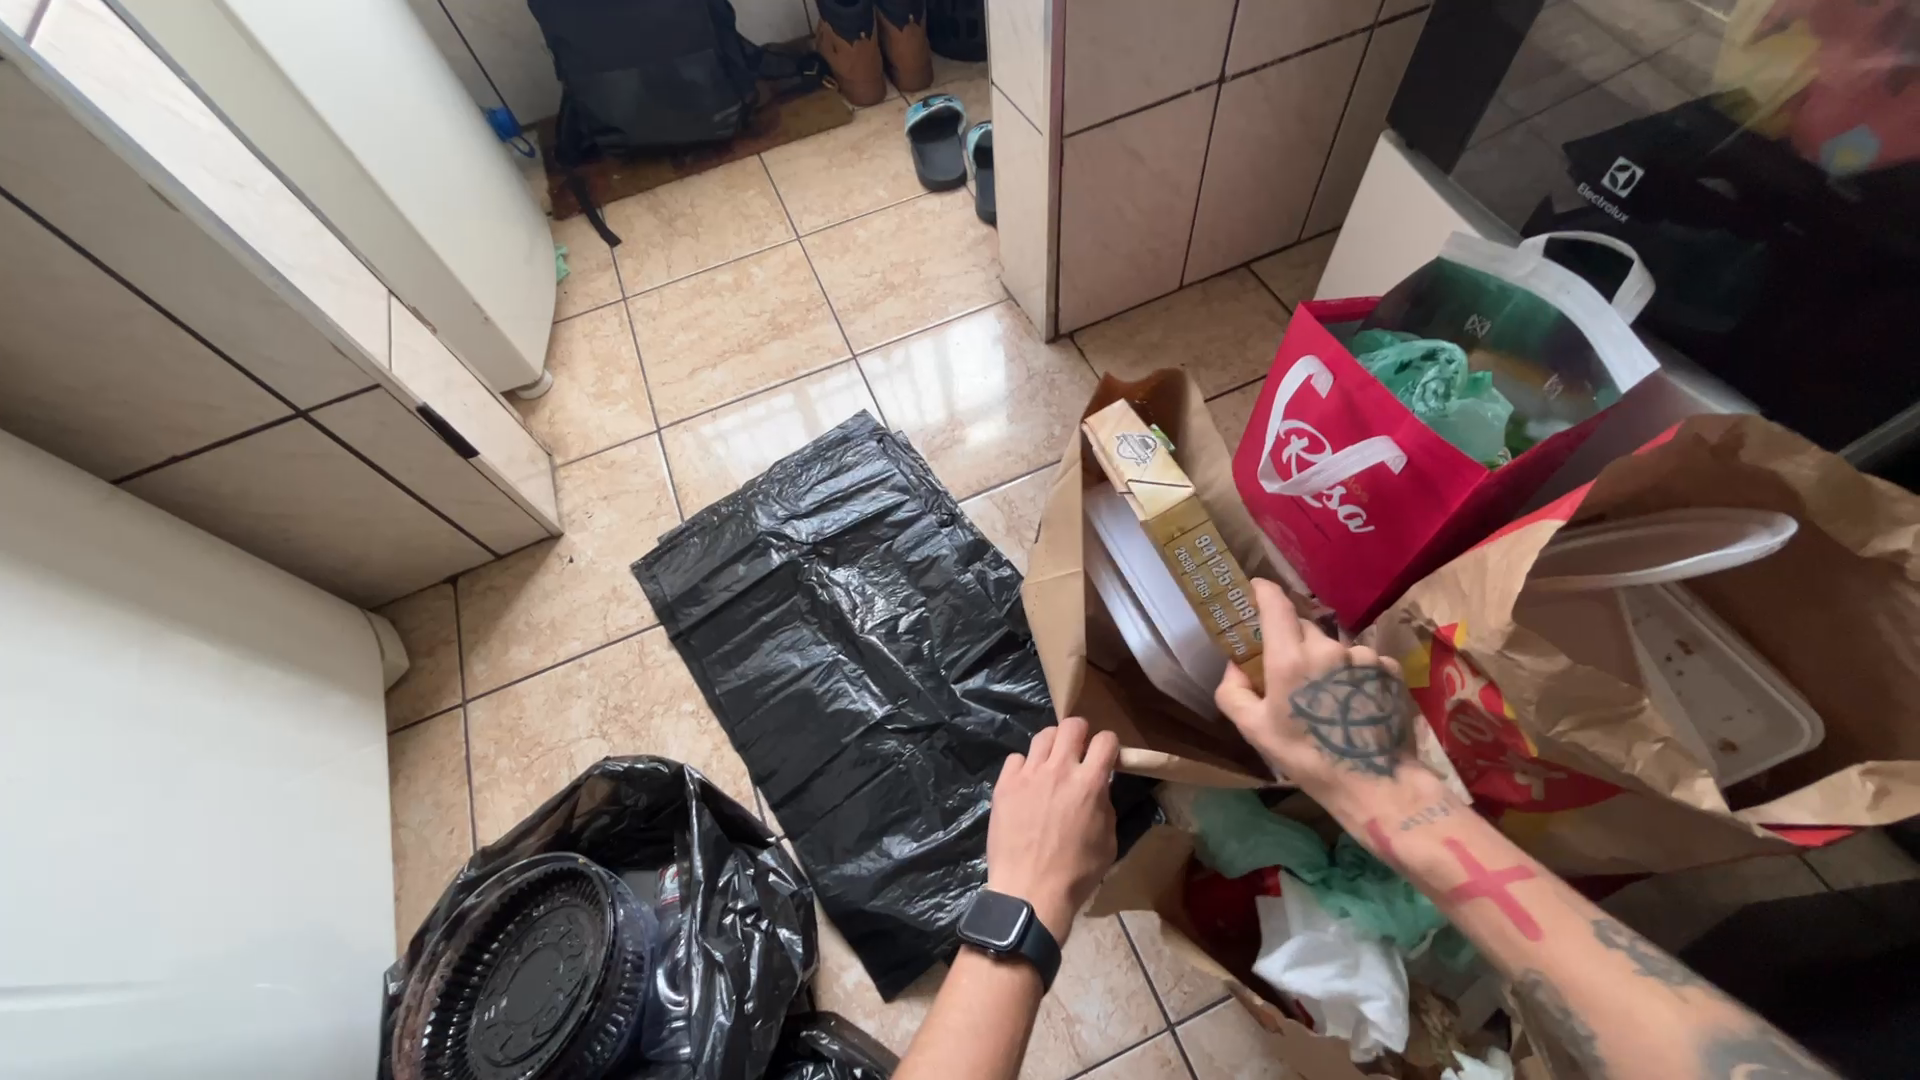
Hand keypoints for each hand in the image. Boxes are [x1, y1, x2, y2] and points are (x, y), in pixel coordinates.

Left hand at [985, 716, 1120, 944]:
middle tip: (1079, 748)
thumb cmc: (1076, 873)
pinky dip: (1025, 766)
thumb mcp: (1108, 841)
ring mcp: (1029, 774)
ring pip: (1043, 736)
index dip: (1109, 744)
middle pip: (1072, 725)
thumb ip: (1104, 805)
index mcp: (1090, 783)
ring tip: (1052, 762)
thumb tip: (1098, 787)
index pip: (1106, 740)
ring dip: (1053, 745)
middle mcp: (1059, 769)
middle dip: (1080, 732)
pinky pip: (1016, 758)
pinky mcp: (1005, 784)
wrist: (1030, 891)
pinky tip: (1027, 783)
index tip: (1106, 755)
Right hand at [1215, 580, 1435, 822]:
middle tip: (1285, 668)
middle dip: (1289, 638)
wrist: (1377, 783)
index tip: (1253, 589)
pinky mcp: (1388, 669)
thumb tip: (1236, 664)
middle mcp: (1327, 648)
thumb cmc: (1307, 757)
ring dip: (1323, 659)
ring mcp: (1362, 656)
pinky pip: (1359, 660)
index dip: (1262, 590)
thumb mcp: (1254, 729)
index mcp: (1289, 659)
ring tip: (1323, 694)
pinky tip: (1350, 700)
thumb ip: (1233, 690)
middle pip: (1302, 626)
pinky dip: (1350, 671)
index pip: (1275, 604)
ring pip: (1332, 645)